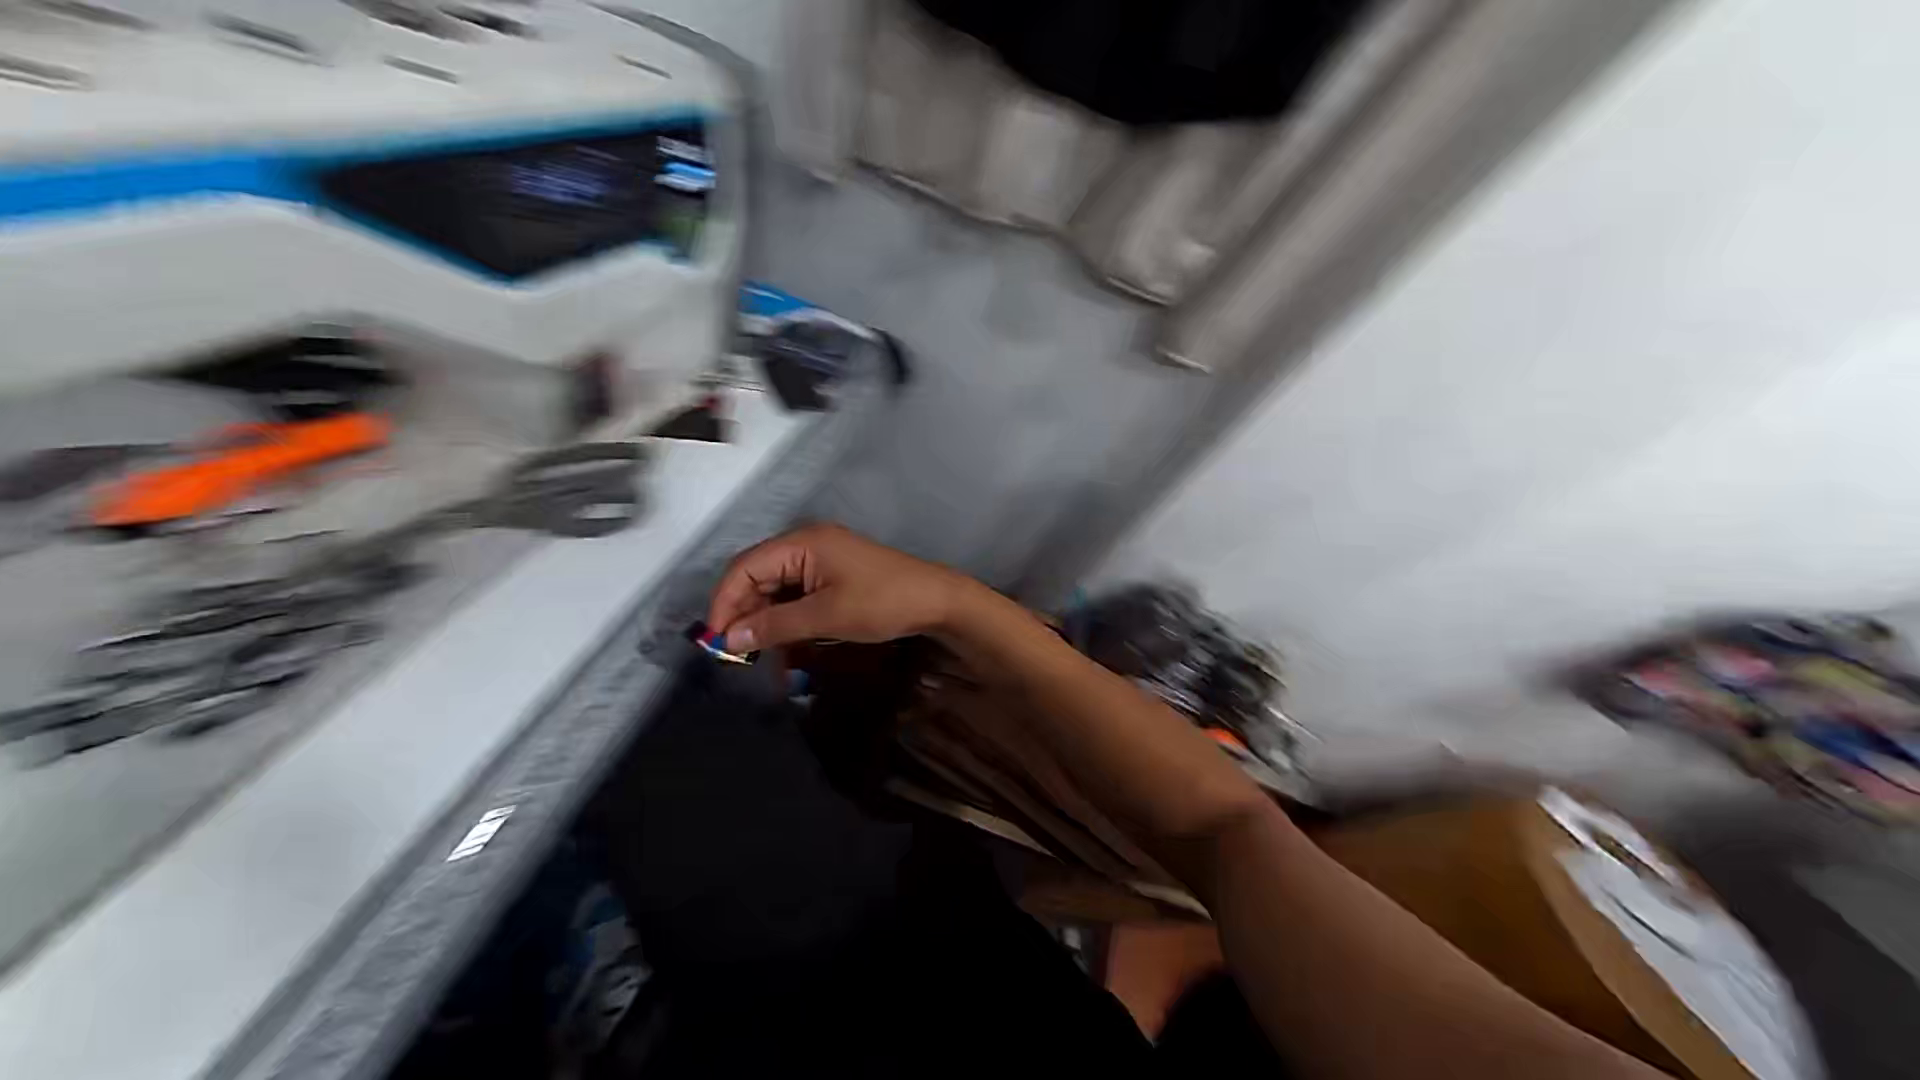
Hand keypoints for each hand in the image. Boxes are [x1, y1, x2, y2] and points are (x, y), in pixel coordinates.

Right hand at [706, 524, 976, 651]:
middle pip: (757, 576)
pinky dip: (787, 618)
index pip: (744, 568)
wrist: (936, 601)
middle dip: (744, 613)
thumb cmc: (882, 604)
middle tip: (736, 653)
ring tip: (757, 654)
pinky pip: (797, 594)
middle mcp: (806, 544)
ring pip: (776, 588)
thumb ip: (775, 626)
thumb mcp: (825, 617)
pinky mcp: (832, 575)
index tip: (716, 640)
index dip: (725, 602)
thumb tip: (729, 637)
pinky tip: (783, 644)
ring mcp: (821, 559)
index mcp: (802, 543)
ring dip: (765, 619)